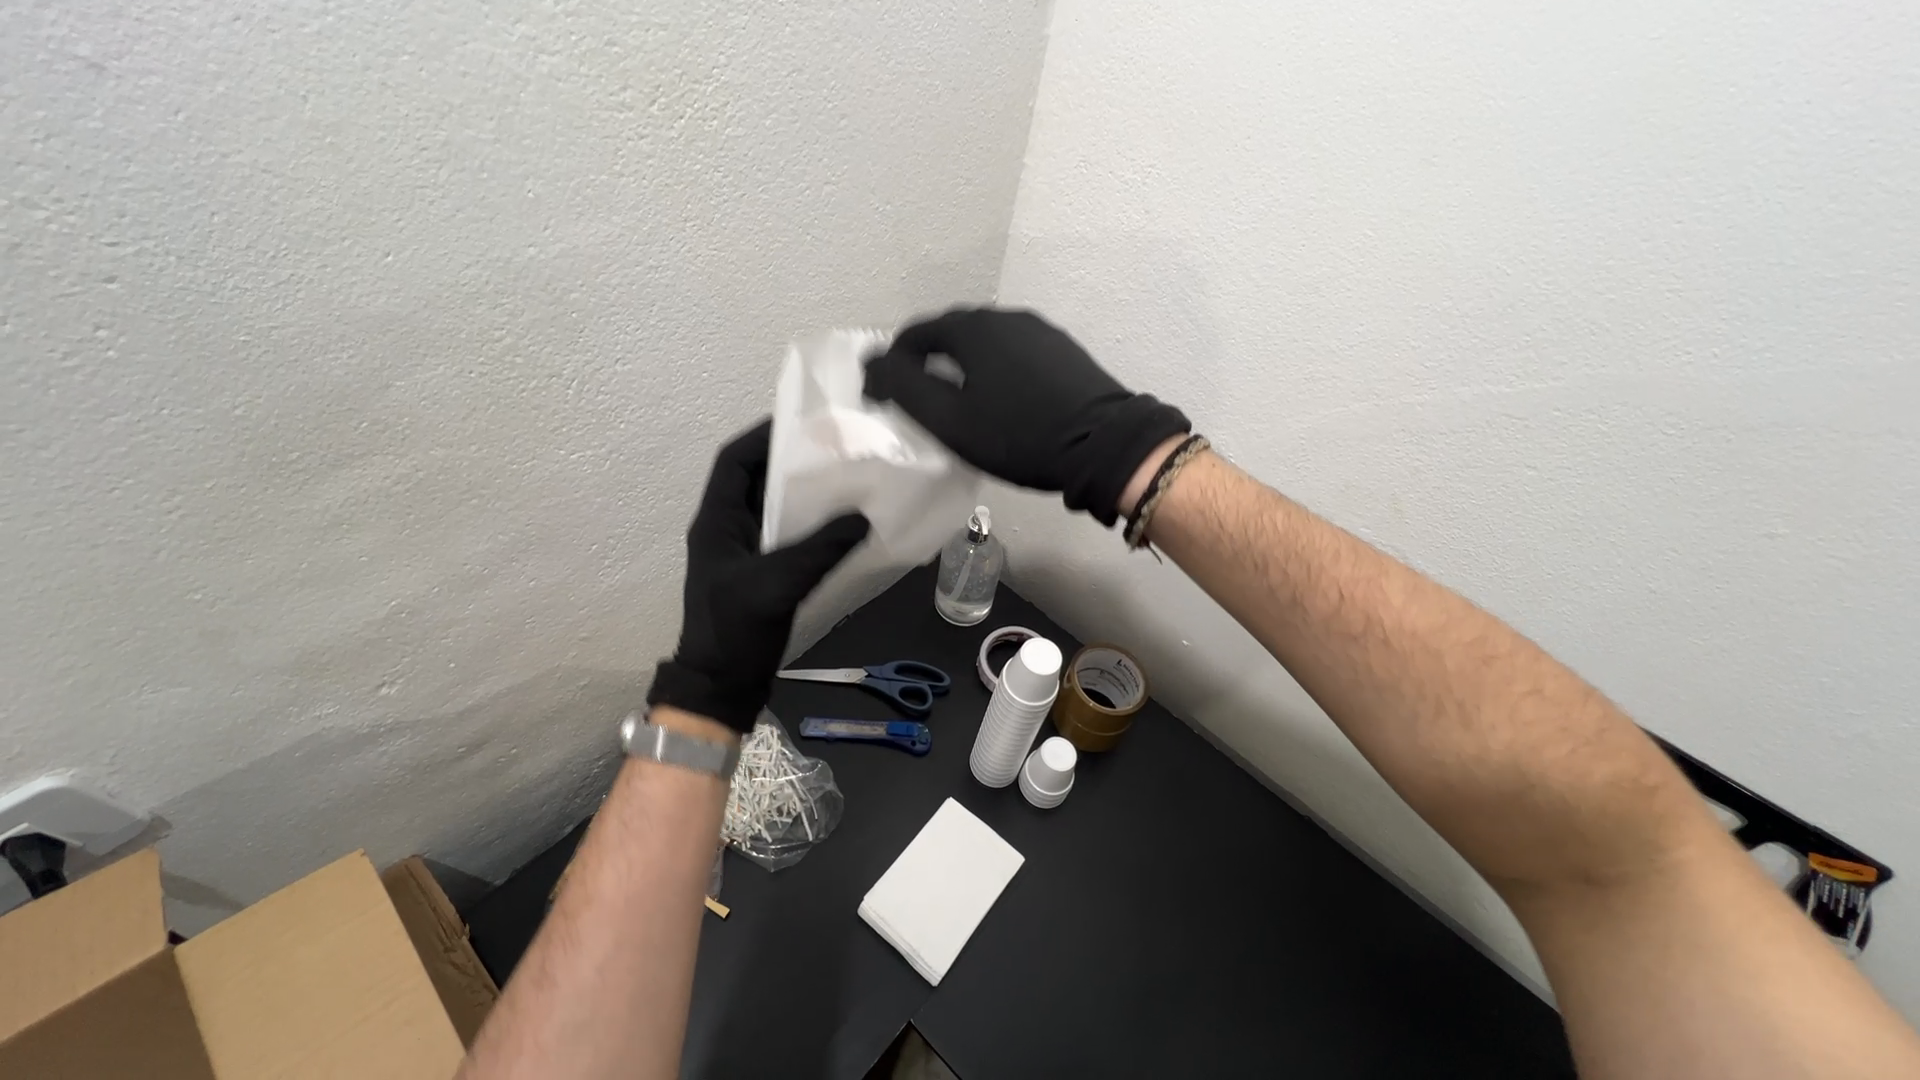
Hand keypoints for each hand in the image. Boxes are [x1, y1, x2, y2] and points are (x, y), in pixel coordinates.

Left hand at [646, 421, 869, 732]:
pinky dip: (809, 524)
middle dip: (791, 461)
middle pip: (755, 479)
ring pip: (772, 507)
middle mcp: (726, 528)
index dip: (764, 436)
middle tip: (835, 447)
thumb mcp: (778, 584)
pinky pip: (785, 535)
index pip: (734, 461)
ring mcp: (742, 552)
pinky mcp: (760, 572)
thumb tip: (863, 515)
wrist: (721, 687)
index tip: (804, 422)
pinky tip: (841, 523)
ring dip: (802, 492)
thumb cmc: (736, 630)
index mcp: (716, 522)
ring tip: (844, 477)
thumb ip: (821, 548)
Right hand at [863, 307, 1189, 525]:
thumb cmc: (1018, 434)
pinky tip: (1001, 400)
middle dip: (927, 363)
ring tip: (958, 403)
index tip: (885, 397)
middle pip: (950, 334)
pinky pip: (1014, 354)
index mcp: (972, 327)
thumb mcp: (949, 420)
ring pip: (985, 343)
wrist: (1104, 445)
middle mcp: (1004, 316)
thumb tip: (872, 363)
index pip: (914, 334)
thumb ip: (903, 388)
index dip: (892, 365)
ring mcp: (1039, 330)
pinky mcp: (1063, 350)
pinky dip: (995, 371)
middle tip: (919, 402)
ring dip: (962, 366)